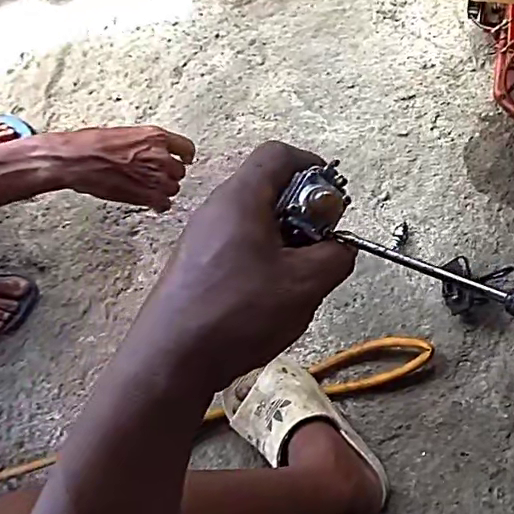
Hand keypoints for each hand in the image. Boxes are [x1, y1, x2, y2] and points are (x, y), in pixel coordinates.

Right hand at [34, 126, 193, 211]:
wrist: (74, 160)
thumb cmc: (91, 144)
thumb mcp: (126, 134)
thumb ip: (148, 144)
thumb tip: (158, 153)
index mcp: (155, 137)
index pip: (187, 148)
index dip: (185, 156)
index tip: (184, 160)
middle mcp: (160, 156)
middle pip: (180, 172)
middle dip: (168, 175)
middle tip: (154, 177)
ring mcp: (155, 177)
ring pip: (173, 189)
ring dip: (163, 190)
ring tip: (147, 188)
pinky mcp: (148, 195)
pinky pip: (165, 204)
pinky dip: (159, 205)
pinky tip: (151, 203)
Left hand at [125, 142, 355, 389]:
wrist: (172, 359)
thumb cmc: (238, 312)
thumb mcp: (305, 284)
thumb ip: (335, 257)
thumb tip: (342, 248)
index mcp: (241, 199)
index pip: (279, 154)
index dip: (315, 167)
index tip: (334, 200)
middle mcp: (217, 209)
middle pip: (269, 189)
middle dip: (306, 213)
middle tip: (323, 246)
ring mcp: (202, 238)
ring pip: (257, 222)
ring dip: (288, 242)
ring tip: (301, 278)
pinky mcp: (196, 265)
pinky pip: (240, 247)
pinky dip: (266, 260)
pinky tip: (272, 297)